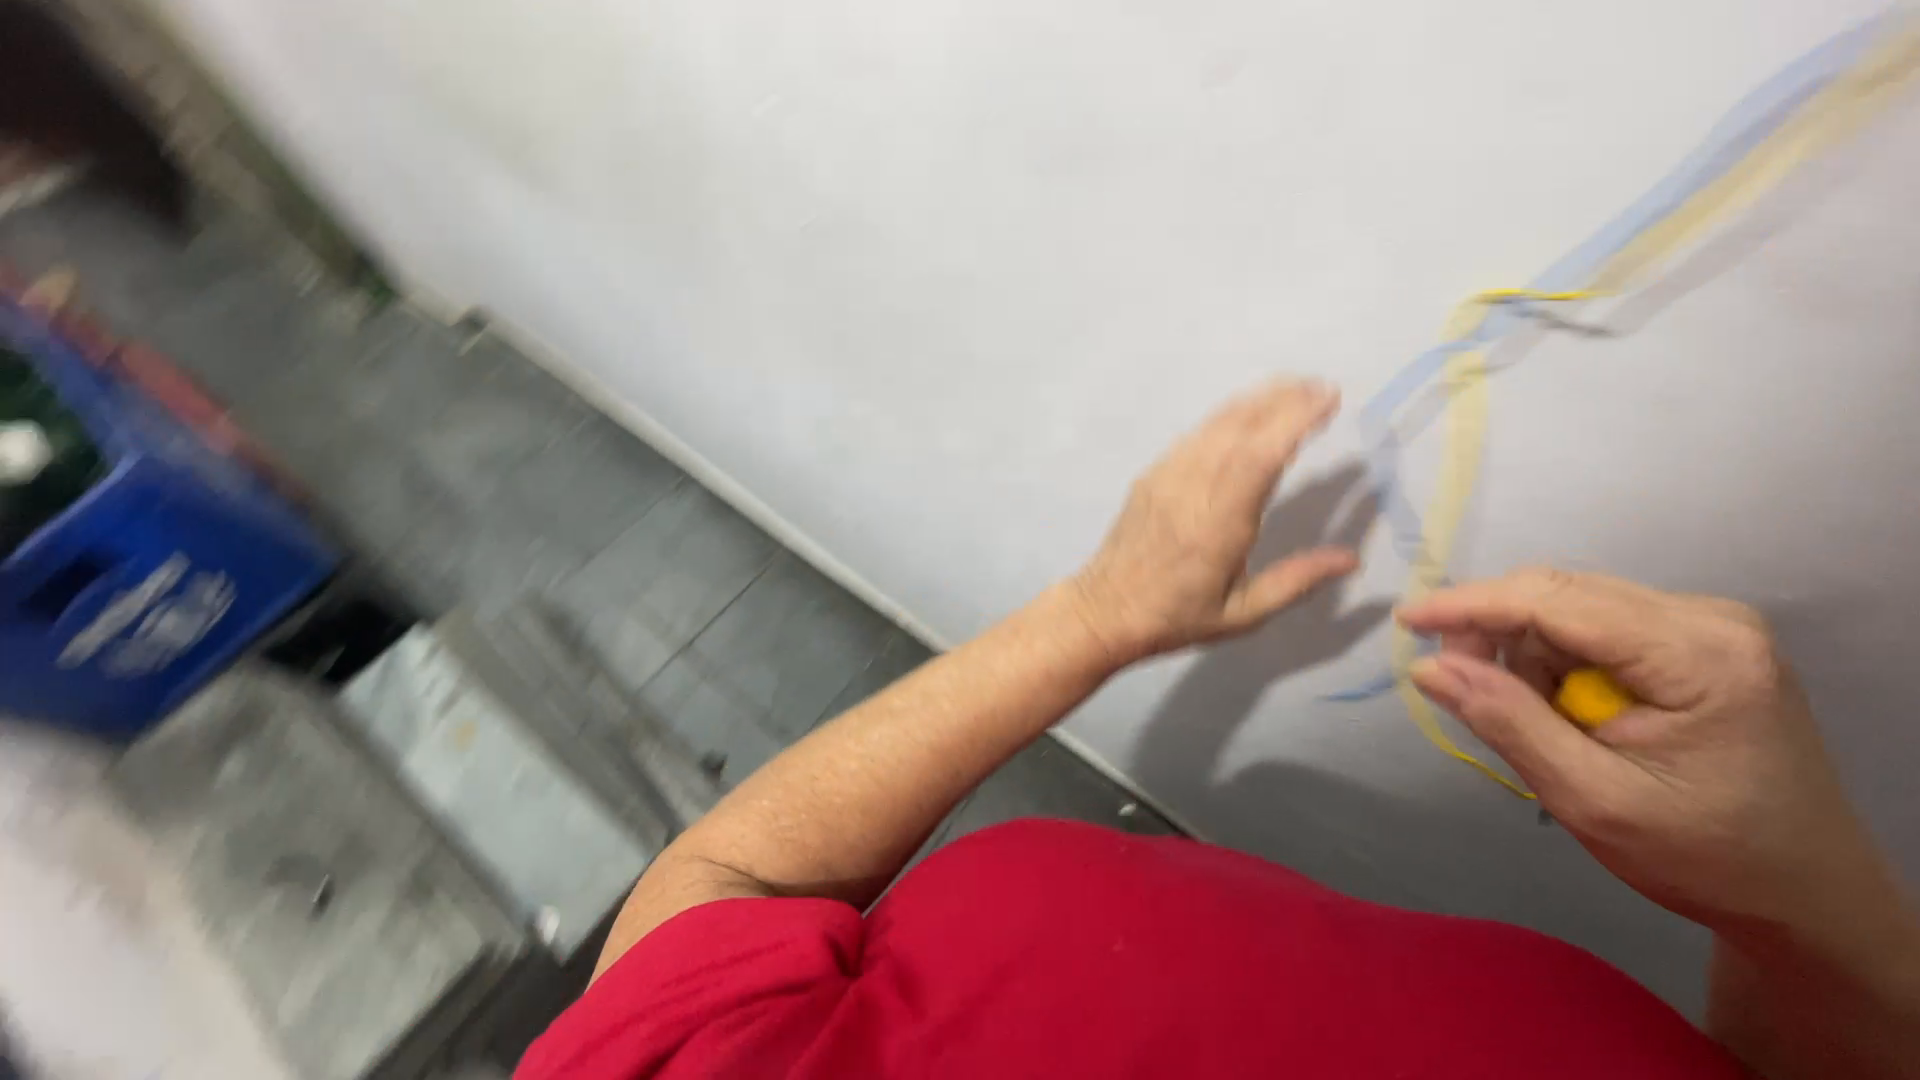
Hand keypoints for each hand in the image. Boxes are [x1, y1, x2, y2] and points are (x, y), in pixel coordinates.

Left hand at [1068, 378, 1358, 664]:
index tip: (1328, 399)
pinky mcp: (1151, 476)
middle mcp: (1191, 488)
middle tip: (1320, 386)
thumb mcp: (1242, 613)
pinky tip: (1244, 414)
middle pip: (1240, 428)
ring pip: (1213, 425)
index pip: (1261, 456)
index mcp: (1218, 522)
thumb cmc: (1176, 616)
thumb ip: (1296, 581)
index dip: (1294, 421)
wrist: (1105, 610)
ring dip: (1254, 401)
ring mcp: (1166, 477)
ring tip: (1291, 389)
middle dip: (1282, 400)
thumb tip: (1352, 558)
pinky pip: (1192, 436)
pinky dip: (1223, 417)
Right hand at [1396, 568, 1907, 944]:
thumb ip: (1508, 723)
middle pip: (1558, 592)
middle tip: (1459, 684)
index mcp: (1698, 654)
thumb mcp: (1591, 798)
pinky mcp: (1694, 640)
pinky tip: (1562, 707)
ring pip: (1567, 605)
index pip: (1555, 600)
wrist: (1802, 894)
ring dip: (1525, 652)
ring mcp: (1705, 625)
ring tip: (1533, 718)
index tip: (1404, 622)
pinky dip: (1553, 660)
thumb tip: (1428, 666)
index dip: (1470, 605)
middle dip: (1494, 630)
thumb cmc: (1702, 856)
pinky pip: (1590, 625)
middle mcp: (1707, 619)